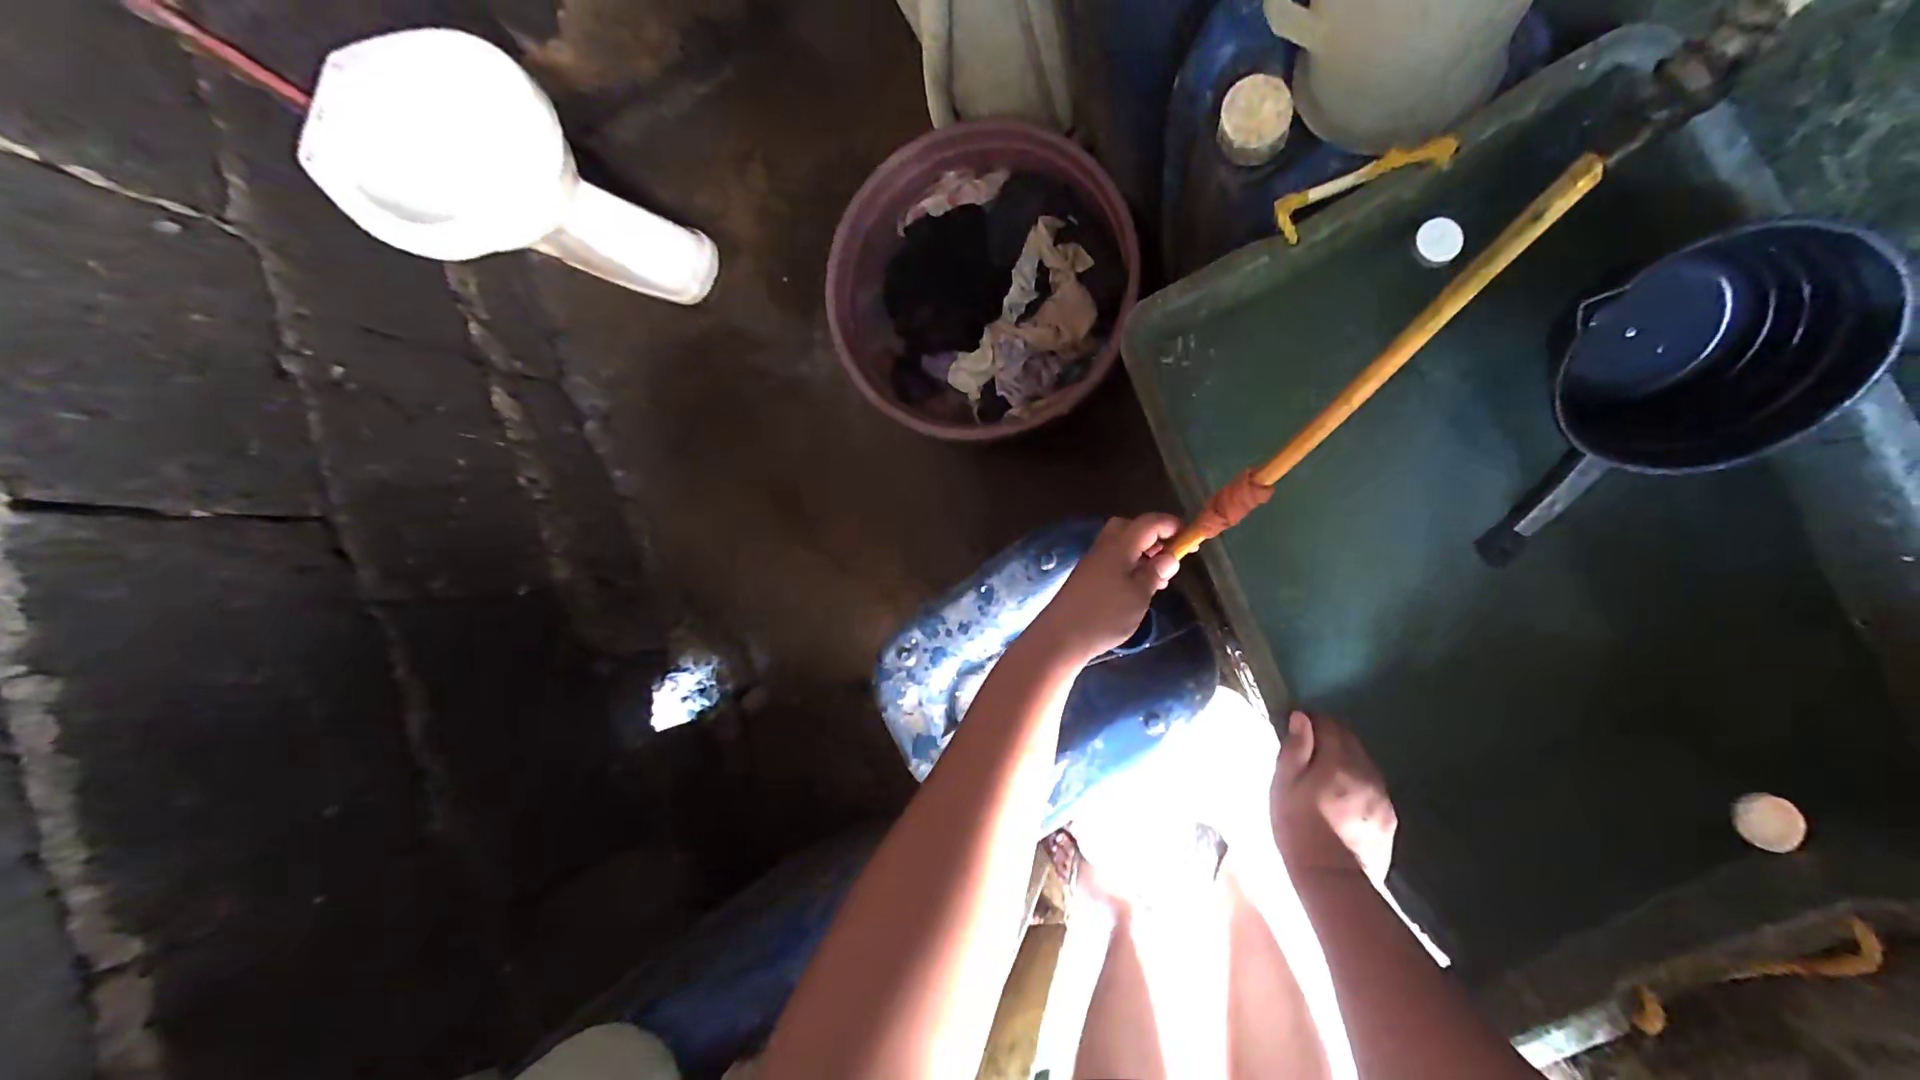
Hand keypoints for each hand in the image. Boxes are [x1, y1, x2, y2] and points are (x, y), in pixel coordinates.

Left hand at [1027, 514, 1182, 662]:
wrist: (1061, 636)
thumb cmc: (1105, 615)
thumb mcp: (1139, 595)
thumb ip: (1155, 572)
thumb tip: (1170, 556)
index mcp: (1119, 545)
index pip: (1149, 522)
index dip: (1171, 525)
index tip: (1190, 538)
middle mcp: (1104, 547)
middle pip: (1130, 527)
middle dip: (1154, 536)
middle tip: (1169, 556)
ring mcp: (1093, 561)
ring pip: (1121, 544)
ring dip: (1142, 552)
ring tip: (1159, 577)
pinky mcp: (1087, 576)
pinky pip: (1113, 559)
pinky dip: (1130, 564)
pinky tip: (1138, 586)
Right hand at [1271, 712, 1395, 884]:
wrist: (1333, 878)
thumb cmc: (1298, 827)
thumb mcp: (1284, 785)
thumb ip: (1295, 749)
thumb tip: (1302, 718)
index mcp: (1337, 760)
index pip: (1329, 724)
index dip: (1313, 720)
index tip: (1299, 725)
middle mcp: (1365, 771)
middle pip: (1351, 739)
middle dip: (1331, 735)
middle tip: (1309, 745)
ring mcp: (1381, 794)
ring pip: (1364, 761)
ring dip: (1346, 757)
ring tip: (1325, 770)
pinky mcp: (1389, 815)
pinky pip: (1373, 784)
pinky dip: (1358, 779)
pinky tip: (1343, 794)